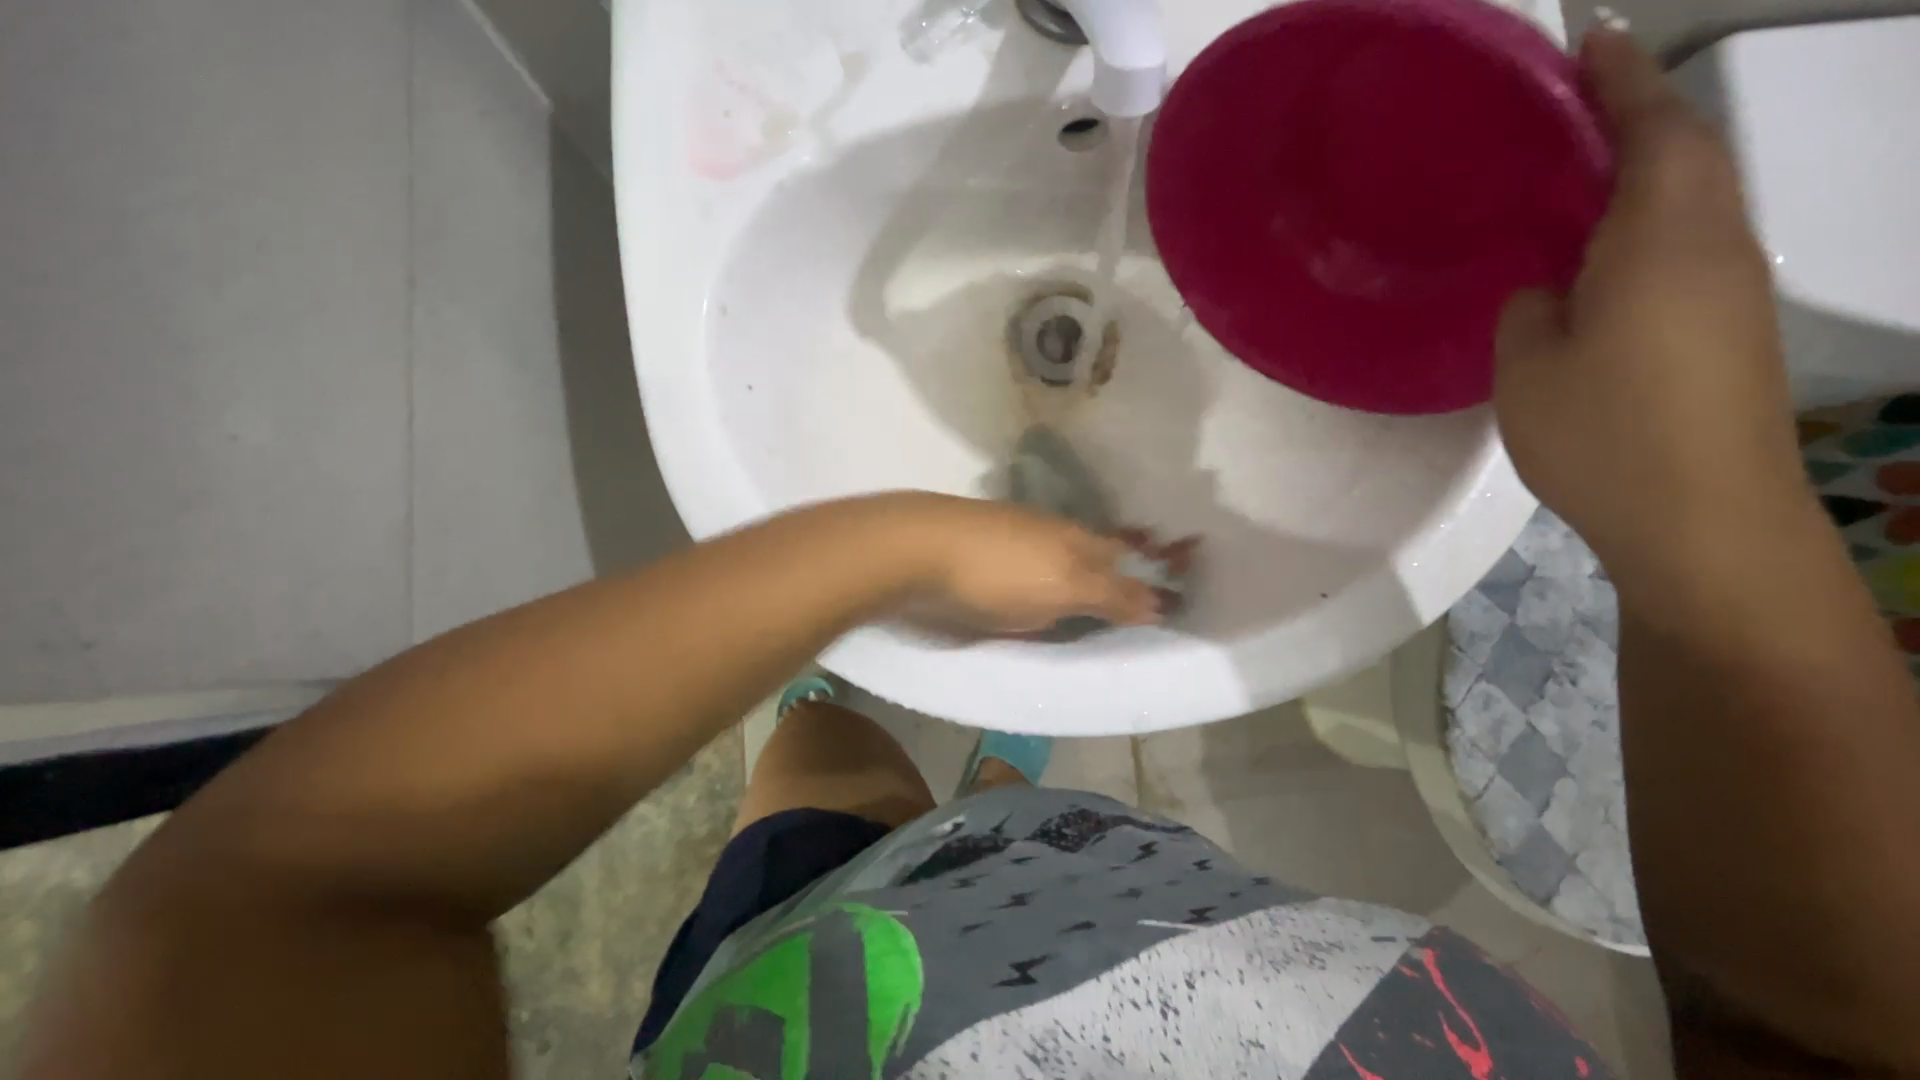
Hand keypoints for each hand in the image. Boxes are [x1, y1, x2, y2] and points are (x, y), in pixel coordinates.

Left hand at [874, 493, 1170, 634]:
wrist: (915, 548)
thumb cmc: (998, 575)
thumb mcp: (1063, 591)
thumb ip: (1111, 596)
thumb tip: (1160, 603)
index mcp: (1074, 538)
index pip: (1117, 557)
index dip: (1135, 578)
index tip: (1151, 603)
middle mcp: (1047, 527)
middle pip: (1086, 549)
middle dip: (1103, 571)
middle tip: (1114, 603)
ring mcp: (1008, 529)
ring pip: (1050, 550)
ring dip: (1065, 569)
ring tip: (1071, 598)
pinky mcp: (974, 539)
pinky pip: (1017, 557)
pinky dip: (1030, 570)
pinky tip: (1021, 584)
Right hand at [1494, 27, 1812, 574]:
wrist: (1706, 520)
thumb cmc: (1606, 435)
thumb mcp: (1527, 369)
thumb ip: (1529, 309)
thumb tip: (1546, 289)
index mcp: (1662, 237)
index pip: (1650, 126)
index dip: (1617, 77)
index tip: (1585, 37)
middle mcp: (1714, 245)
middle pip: (1686, 151)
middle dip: (1636, 113)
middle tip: (1568, 105)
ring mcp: (1733, 288)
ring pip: (1692, 197)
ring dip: (1643, 168)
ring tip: (1574, 173)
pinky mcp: (1732, 327)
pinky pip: (1689, 243)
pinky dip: (1649, 221)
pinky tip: (1599, 253)